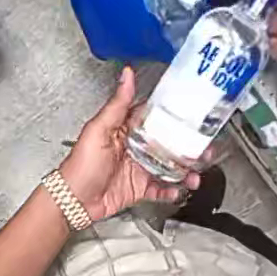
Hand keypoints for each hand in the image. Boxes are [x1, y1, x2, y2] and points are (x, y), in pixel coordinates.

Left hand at [57, 66, 200, 221]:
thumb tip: (127, 75)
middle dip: (187, 148)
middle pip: (167, 145)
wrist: (73, 200)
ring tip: (195, 175)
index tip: (194, 117)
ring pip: (168, 168)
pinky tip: (180, 189)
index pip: (155, 120)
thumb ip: (117, 104)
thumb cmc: (80, 165)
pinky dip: (172, 190)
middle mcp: (135, 148)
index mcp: (126, 130)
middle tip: (204, 150)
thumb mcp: (99, 130)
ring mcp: (138, 169)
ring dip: (185, 171)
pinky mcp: (139, 189)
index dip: (174, 118)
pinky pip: (160, 189)